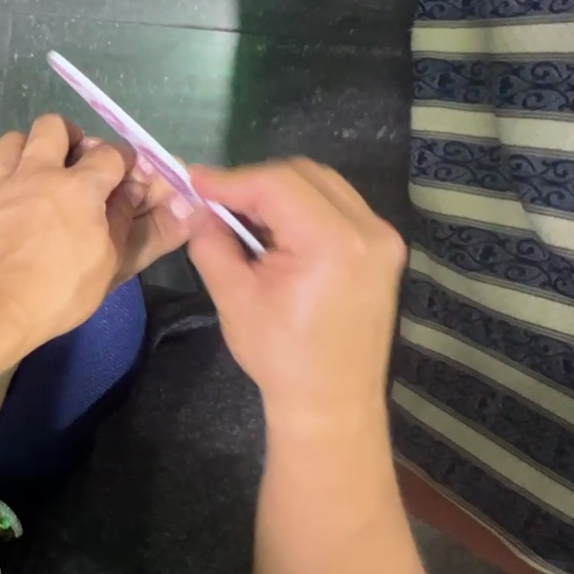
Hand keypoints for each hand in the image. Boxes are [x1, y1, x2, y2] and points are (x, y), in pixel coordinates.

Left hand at [0, 114, 131, 356]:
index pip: (111, 154)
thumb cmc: (58, 292)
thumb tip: (131, 192)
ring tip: (30, 172)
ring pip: (11, 139)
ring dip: (24, 150)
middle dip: (67, 137)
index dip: (122, 161)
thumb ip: (121, 221)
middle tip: (70, 163)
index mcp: (79, 187)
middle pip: (53, 126)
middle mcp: (37, 172)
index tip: (122, 174)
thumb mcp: (107, 264)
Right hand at [183, 158, 405, 434]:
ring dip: (276, 192)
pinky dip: (298, 208)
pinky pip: (335, 207)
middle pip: (304, 175)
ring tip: (237, 214)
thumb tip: (197, 209)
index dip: (230, 179)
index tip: (192, 182)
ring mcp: (381, 238)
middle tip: (212, 200)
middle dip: (253, 181)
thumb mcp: (233, 297)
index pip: (277, 184)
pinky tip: (270, 230)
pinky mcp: (380, 249)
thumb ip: (212, 244)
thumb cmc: (278, 354)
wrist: (330, 398)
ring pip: (322, 186)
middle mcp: (368, 230)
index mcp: (332, 243)